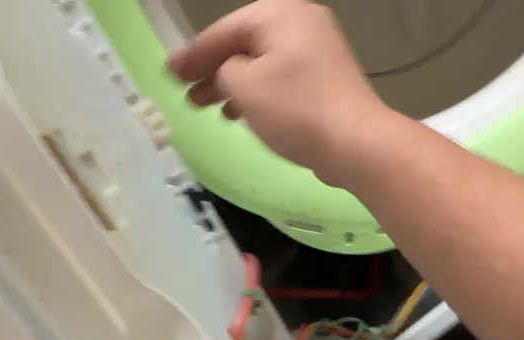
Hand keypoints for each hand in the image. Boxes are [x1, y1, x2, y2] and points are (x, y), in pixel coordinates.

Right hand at [167, 0, 397, 183]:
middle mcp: (300, 22)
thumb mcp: (246, 88)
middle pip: (244, 44)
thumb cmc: (295, 110)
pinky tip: (241, 114)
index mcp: (279, 14)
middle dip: (212, 69)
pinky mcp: (324, 80)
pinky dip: (257, 93)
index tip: (170, 72)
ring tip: (208, 107)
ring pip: (262, 63)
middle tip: (186, 93)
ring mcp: (316, 50)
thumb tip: (224, 73)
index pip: (224, 30)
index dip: (194, 54)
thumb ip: (223, 72)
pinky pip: (280, 79)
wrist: (354, 142)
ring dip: (232, 84)